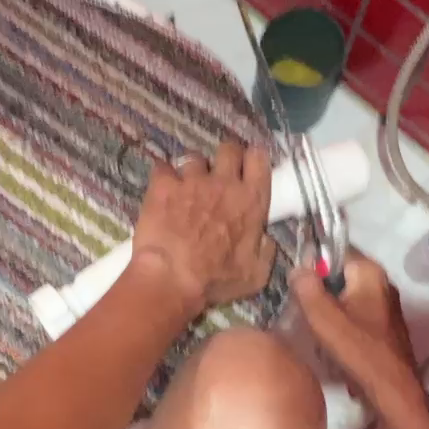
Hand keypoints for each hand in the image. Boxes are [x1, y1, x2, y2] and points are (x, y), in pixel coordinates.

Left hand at [129, 142, 277, 316]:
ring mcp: (192, 180)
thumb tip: (265, 238)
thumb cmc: (215, 280)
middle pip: (229, 148)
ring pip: (195, 158)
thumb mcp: (255, 274)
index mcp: (251, 200)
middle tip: (218, 176)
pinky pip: (163, 168)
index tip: (247, 169)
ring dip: (193, 171)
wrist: (172, 278)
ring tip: (187, 188)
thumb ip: (265, 250)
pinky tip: (162, 191)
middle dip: (225, 157)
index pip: (259, 158)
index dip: (253, 159)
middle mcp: (224, 182)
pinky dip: (164, 177)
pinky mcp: (163, 185)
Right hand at [292, 253, 424, 409]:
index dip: (312, 264)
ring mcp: (386, 306)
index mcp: (370, 273)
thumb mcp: (323, 318)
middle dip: (319, 291)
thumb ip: (307, 289)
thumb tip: (297, 270)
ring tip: (314, 328)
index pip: (335, 252)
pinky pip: (356, 316)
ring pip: (347, 298)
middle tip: (301, 309)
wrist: (392, 389)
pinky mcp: (385, 327)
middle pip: (340, 276)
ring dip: (329, 311)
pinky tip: (331, 342)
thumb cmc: (358, 350)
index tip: (296, 284)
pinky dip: (341, 325)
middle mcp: (382, 283)